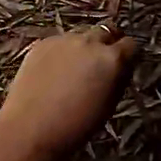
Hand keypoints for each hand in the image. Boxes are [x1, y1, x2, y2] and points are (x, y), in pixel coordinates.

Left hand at [0, 24, 137, 160]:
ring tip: (75, 70)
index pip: (131, 44)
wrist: (29, 129)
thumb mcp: (109, 106)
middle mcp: (90, 42)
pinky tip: (54, 72)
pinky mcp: (42, 43)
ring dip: (84, 47)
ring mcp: (64, 40)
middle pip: (106, 31)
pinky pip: (59, 42)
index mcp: (111, 59)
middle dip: (108, 44)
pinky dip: (62, 52)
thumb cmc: (75, 126)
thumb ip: (118, 80)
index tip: (123, 66)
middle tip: (101, 64)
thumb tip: (121, 69)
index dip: (128, 56)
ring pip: (82, 35)